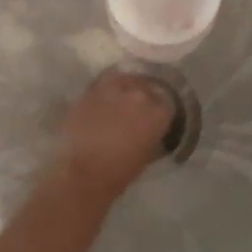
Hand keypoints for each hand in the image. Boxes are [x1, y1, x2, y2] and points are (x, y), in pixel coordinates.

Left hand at [59, 69, 174, 195]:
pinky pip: (104, 83)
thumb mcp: (148, 154)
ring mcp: (115, 89)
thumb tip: (150, 128)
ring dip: (125, 87)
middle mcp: (140, 95)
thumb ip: (153, 134)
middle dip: (143, 97)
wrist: (85, 171)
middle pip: (146, 88)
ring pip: (125, 80)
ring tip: (119, 99)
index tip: (153, 118)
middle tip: (135, 109)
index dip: (158, 112)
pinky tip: (103, 99)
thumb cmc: (120, 171)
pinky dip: (106, 89)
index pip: (166, 104)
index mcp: (158, 113)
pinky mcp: (92, 90)